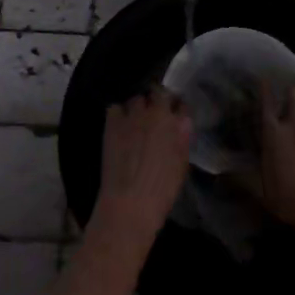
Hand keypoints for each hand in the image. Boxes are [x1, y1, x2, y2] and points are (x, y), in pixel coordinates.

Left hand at [95, 88, 192, 236]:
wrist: (131, 202)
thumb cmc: (163, 188)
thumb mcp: (181, 163)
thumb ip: (182, 137)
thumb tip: (182, 119)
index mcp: (175, 123)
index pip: (180, 103)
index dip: (177, 107)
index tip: (175, 112)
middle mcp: (155, 113)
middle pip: (158, 92)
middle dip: (158, 99)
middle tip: (156, 113)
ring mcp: (131, 116)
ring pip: (136, 99)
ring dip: (138, 106)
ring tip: (136, 119)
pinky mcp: (112, 123)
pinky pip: (115, 108)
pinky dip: (118, 113)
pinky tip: (119, 124)